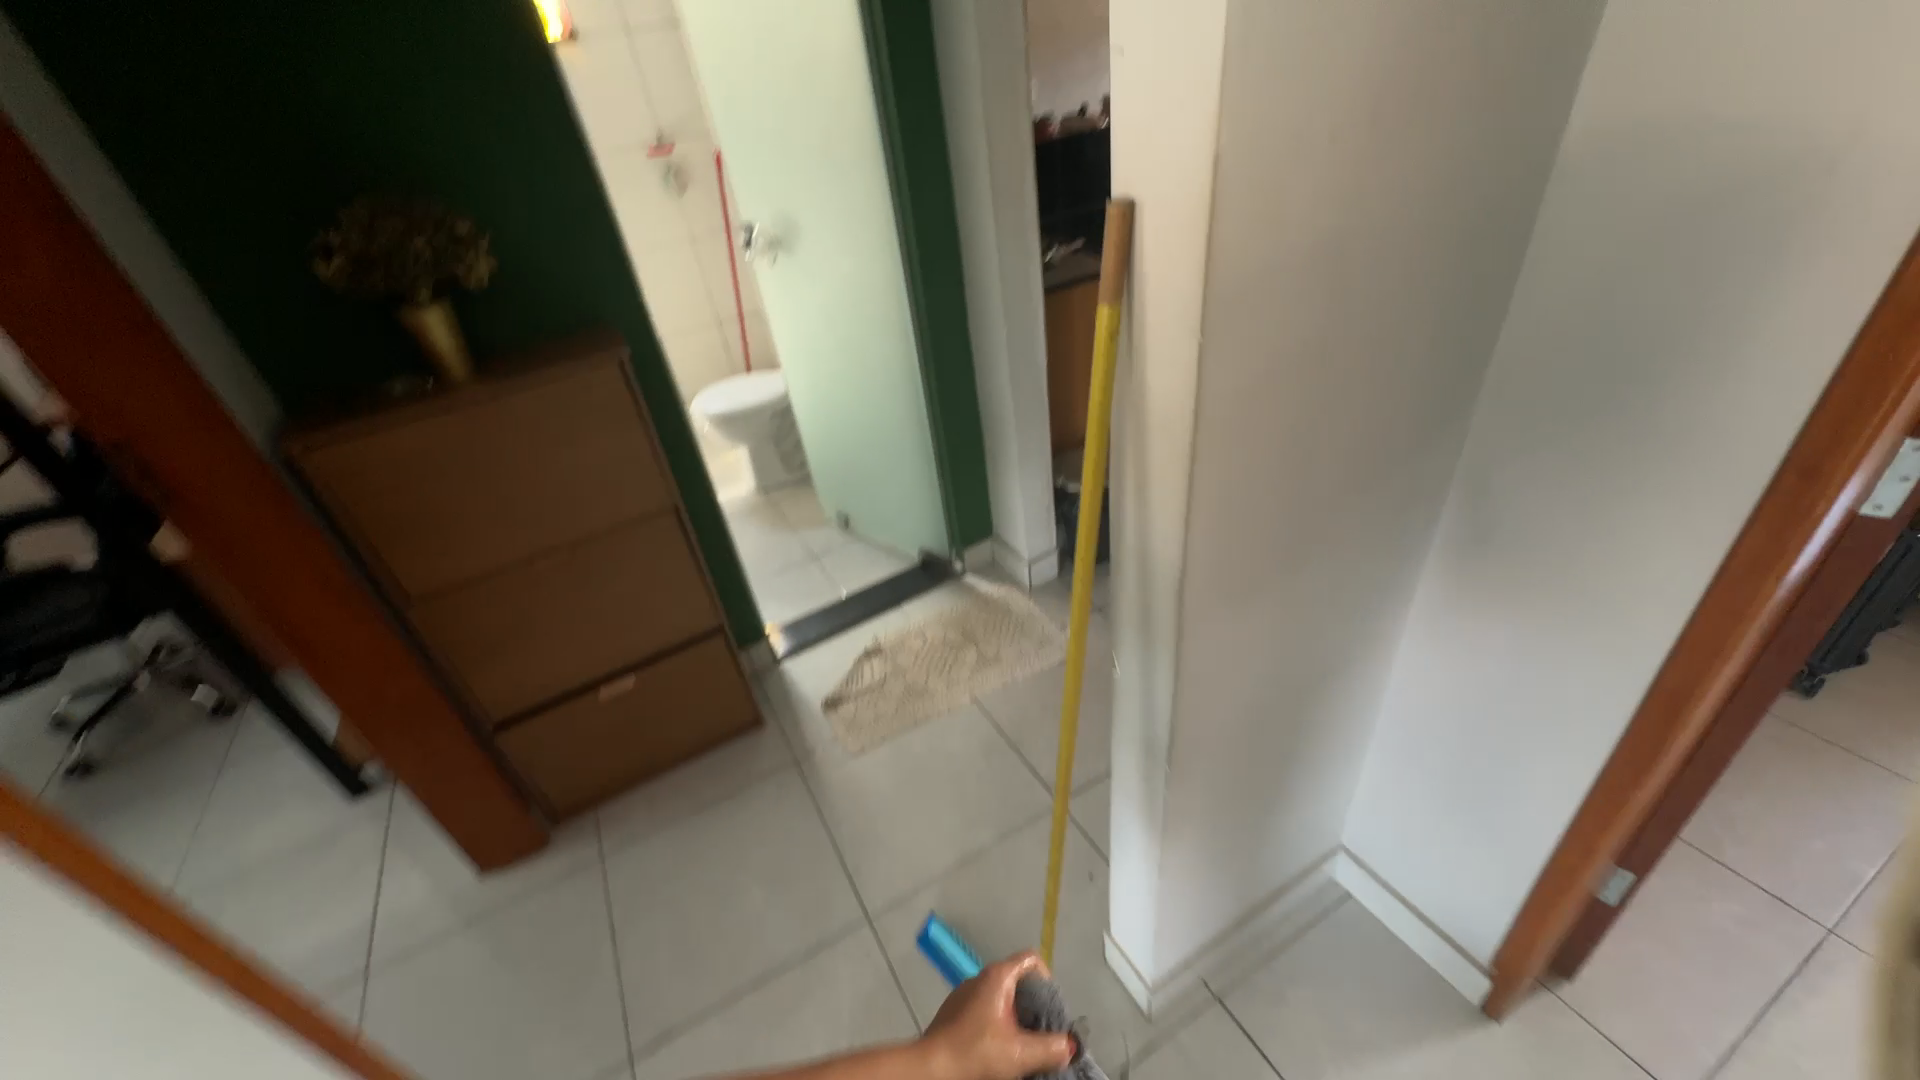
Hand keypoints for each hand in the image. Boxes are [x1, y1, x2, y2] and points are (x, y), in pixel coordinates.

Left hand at [918, 952, 1075, 1079]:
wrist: (930, 1068)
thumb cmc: (976, 1052)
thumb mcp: (1019, 1054)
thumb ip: (1050, 1048)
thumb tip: (1071, 1045)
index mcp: (997, 976)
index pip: (1031, 959)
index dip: (1047, 980)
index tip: (1050, 1010)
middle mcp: (980, 977)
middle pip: (1017, 979)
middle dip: (1033, 1005)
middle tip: (1041, 1032)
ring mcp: (964, 993)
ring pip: (1000, 995)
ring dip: (1015, 1016)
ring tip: (1022, 1044)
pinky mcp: (954, 1010)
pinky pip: (984, 1007)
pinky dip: (997, 1021)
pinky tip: (997, 1047)